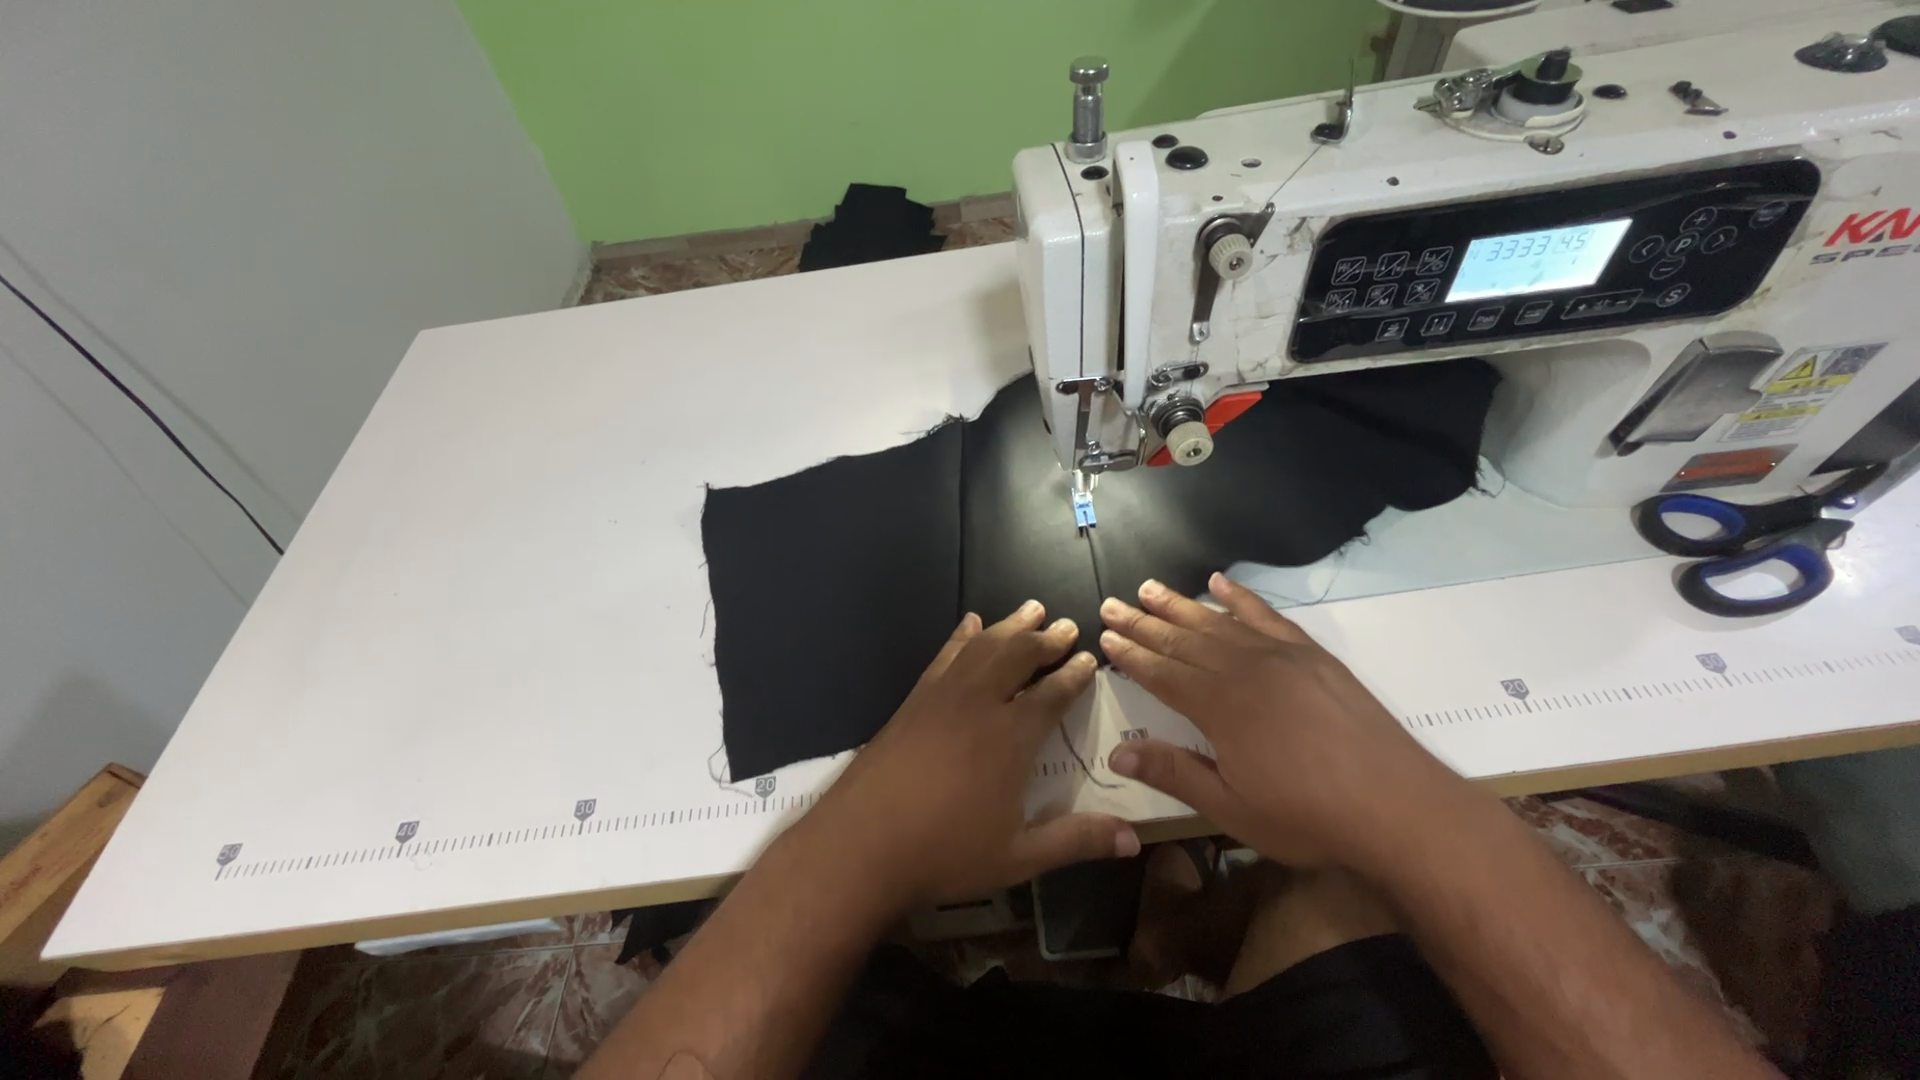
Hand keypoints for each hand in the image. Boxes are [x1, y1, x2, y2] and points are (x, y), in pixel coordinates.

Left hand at [794, 601, 1139, 908]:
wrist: (861, 843)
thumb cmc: (943, 852)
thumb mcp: (1017, 857)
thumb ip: (1075, 841)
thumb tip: (1133, 838)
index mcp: (1010, 737)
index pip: (1052, 693)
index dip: (1074, 674)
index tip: (1089, 659)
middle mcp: (979, 704)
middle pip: (1018, 656)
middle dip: (1046, 639)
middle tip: (1067, 625)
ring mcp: (942, 697)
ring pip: (983, 647)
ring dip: (1010, 626)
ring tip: (1031, 610)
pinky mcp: (913, 701)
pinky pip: (944, 656)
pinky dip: (961, 636)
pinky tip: (969, 623)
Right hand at [1099, 574, 1457, 867]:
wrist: (1398, 806)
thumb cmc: (1308, 817)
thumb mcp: (1231, 808)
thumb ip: (1174, 774)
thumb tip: (1117, 752)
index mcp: (1220, 708)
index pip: (1162, 673)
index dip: (1131, 656)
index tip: (1105, 637)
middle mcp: (1245, 671)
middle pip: (1183, 641)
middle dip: (1144, 623)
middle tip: (1112, 603)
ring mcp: (1281, 657)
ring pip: (1219, 623)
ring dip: (1181, 605)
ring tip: (1150, 588)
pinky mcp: (1313, 655)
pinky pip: (1268, 616)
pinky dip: (1241, 598)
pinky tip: (1221, 583)